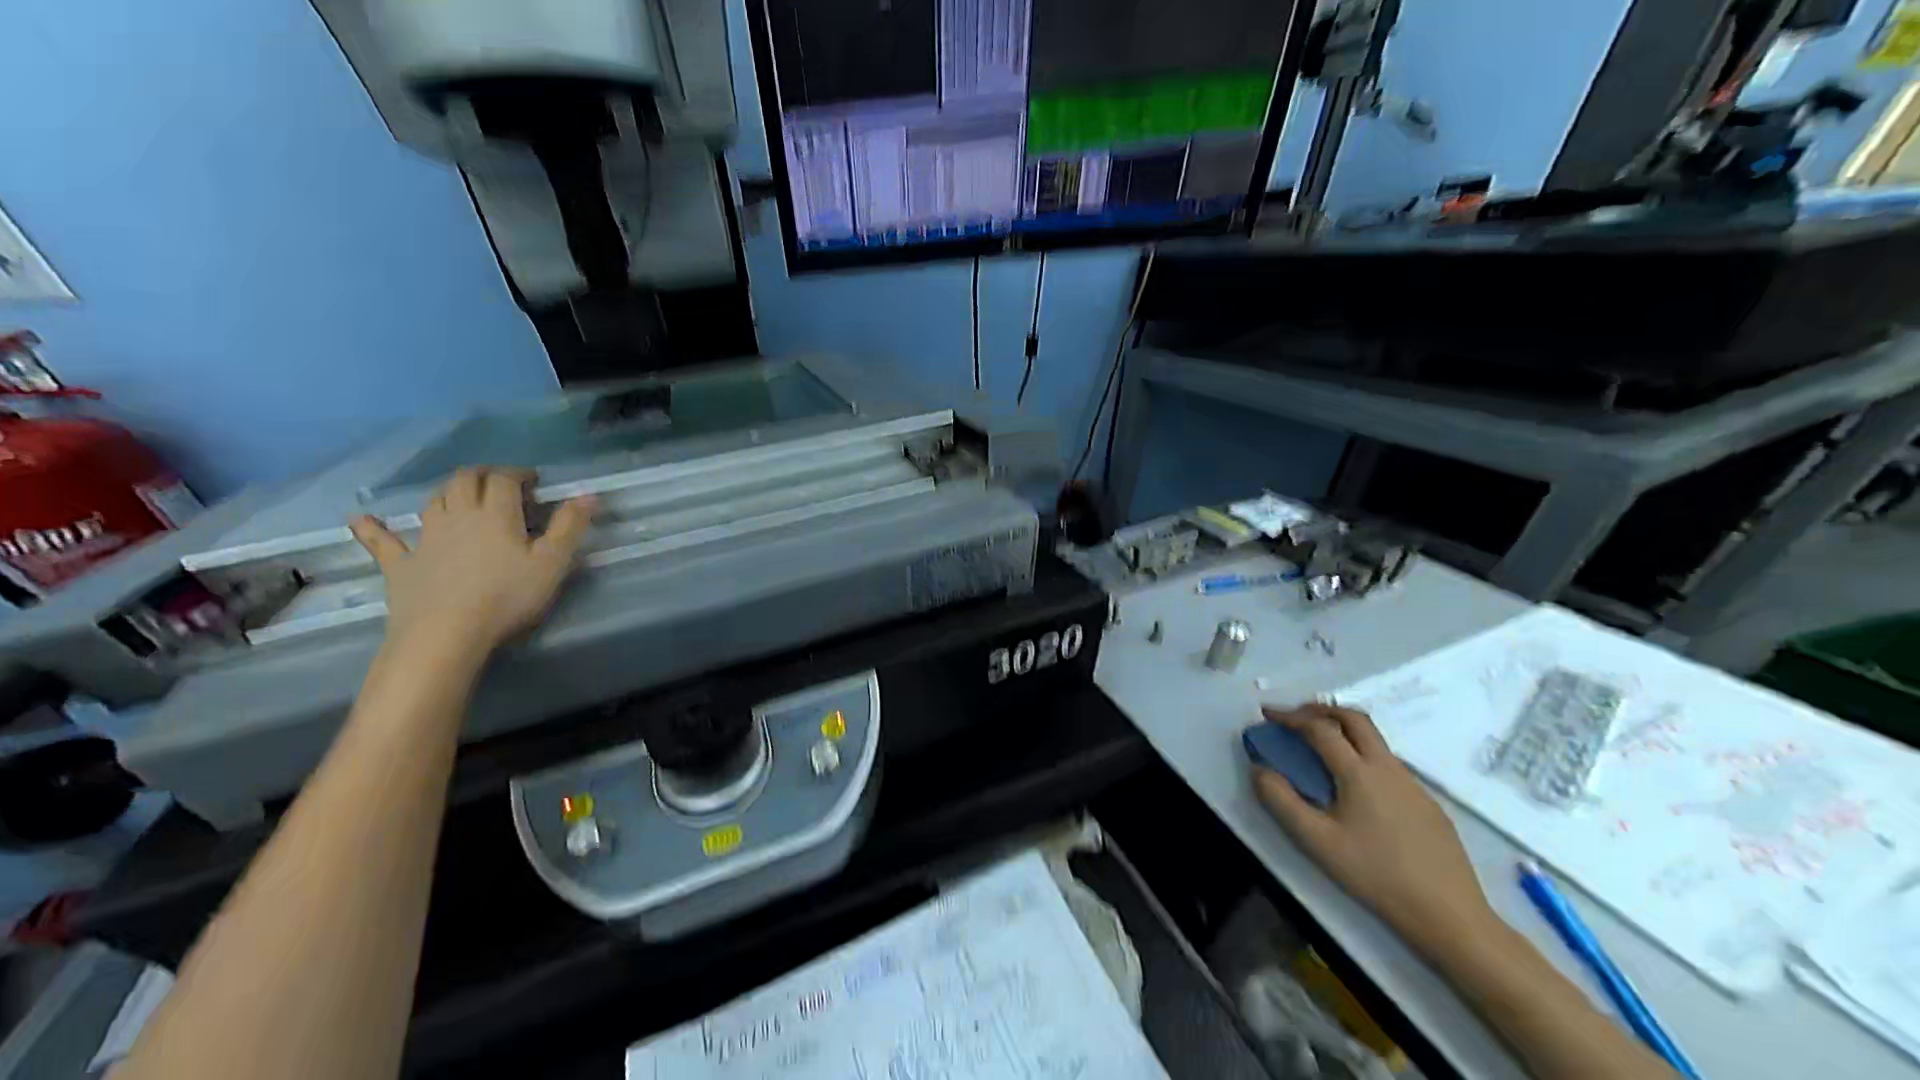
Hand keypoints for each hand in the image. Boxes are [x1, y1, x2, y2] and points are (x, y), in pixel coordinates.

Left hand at [349, 467, 596, 656]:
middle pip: (465, 480)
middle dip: (484, 474)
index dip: (519, 474)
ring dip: (449, 491)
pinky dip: (372, 527)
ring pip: (434, 501)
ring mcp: (424, 538)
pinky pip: (382, 541)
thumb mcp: (552, 563)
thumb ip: (570, 527)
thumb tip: (588, 494)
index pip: (504, 480)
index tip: (534, 480)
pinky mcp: (400, 564)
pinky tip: (359, 518)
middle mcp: (457, 516)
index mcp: (495, 514)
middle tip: (500, 482)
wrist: (445, 634)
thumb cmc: (507, 597)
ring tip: (462, 495)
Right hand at [1252, 703, 1495, 950]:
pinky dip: (1363, 755)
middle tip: (1295, 717)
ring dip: (1344, 730)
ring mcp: (1413, 784)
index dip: (1289, 716)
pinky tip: (1355, 787)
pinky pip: (1389, 764)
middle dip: (1321, 710)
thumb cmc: (1375, 874)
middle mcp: (1388, 767)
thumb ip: (1281, 800)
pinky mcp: (1428, 804)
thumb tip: (1259, 768)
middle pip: (1354, 719)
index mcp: (1359, 772)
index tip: (1267, 714)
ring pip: (1375, 740)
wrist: (1449, 914)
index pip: (1319, 728)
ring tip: (1320, 748)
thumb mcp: (1316, 841)